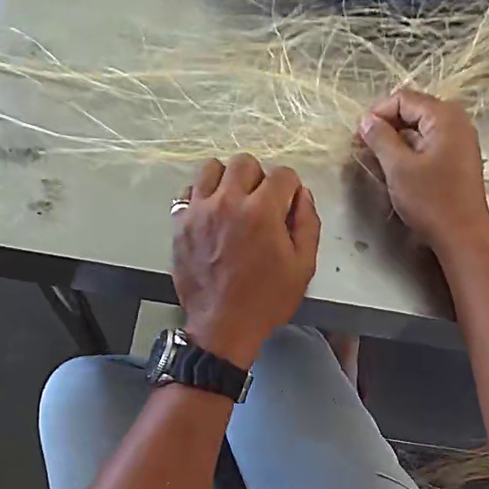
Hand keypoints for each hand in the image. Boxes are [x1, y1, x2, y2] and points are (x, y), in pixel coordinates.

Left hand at [171, 154, 320, 368]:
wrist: (224, 325)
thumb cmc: (266, 300)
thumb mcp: (303, 267)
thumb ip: (308, 225)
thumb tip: (303, 197)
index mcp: (263, 211)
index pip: (283, 175)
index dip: (291, 190)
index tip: (288, 206)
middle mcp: (229, 202)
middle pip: (246, 163)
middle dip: (260, 179)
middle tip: (262, 205)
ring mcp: (200, 210)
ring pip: (213, 168)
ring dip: (228, 180)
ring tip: (235, 203)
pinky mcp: (181, 223)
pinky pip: (190, 191)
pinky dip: (204, 195)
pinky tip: (213, 214)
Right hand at [356, 90, 488, 259]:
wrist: (464, 237)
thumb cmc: (432, 202)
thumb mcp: (399, 168)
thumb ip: (380, 138)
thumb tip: (366, 121)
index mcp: (445, 116)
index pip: (403, 99)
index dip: (377, 113)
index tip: (359, 135)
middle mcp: (457, 123)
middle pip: (414, 112)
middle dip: (387, 126)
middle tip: (366, 148)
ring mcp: (461, 143)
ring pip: (422, 131)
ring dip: (398, 142)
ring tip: (379, 161)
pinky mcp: (460, 162)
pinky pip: (431, 146)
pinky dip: (413, 153)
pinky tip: (400, 171)